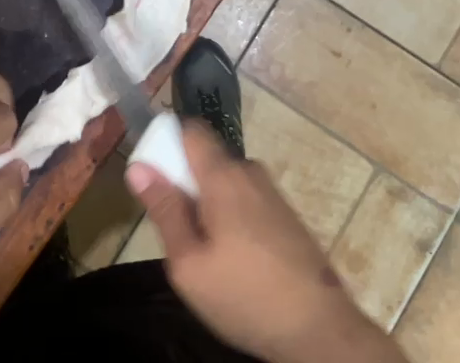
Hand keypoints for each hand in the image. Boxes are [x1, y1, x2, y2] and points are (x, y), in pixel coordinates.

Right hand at [128, 122, 400, 362]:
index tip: (155, 174)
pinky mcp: (288, 217)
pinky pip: (247, 201)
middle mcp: (251, 174)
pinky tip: (236, 261)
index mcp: (224, 176)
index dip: (168, 141)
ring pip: (227, 183)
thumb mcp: (189, 264)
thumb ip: (164, 211)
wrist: (321, 330)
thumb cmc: (246, 295)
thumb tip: (138, 168)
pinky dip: (233, 218)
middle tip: (178, 228)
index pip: (191, 129)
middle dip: (187, 183)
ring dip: (210, 205)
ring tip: (207, 252)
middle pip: (208, 159)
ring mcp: (273, 194)